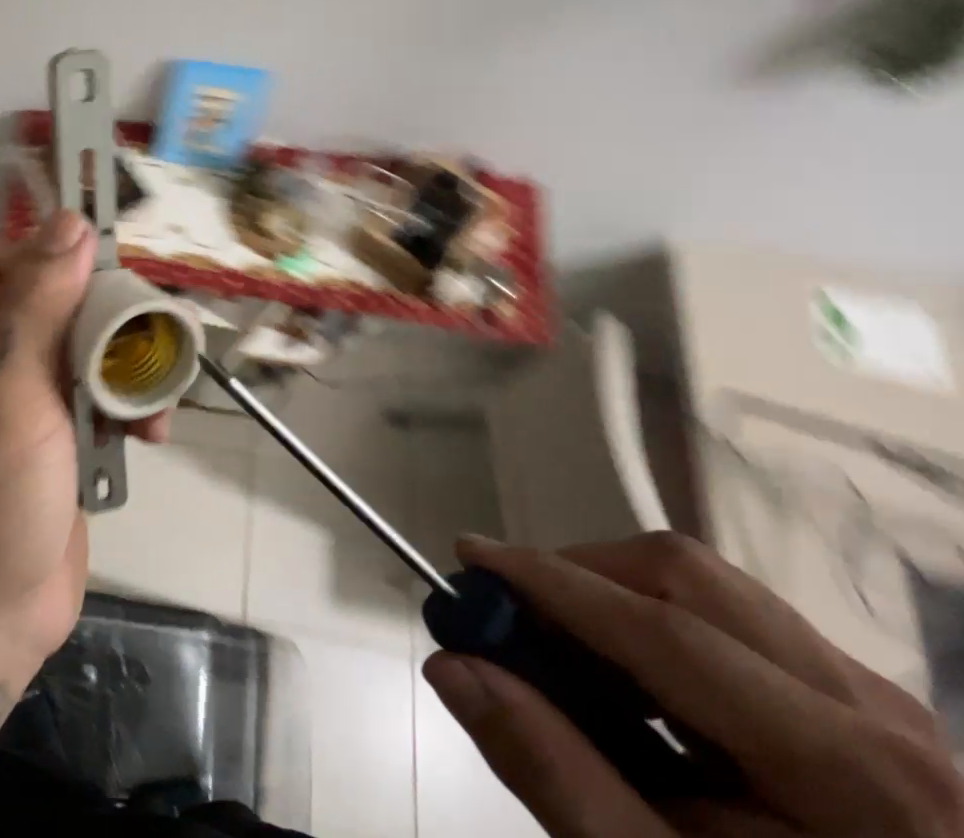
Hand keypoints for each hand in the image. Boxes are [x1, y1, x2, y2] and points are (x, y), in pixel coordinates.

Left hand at [0, 211, 169, 676]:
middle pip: (56, 310)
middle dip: (107, 322)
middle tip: (148, 337)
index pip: (3, 267)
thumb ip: (40, 304)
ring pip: (86, 358)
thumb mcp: (11, 391)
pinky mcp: (59, 449)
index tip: (110, 265)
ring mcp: (25, 412)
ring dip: (126, 372)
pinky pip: (98, 407)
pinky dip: (127, 415)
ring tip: (154, 402)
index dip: (54, 256)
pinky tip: (152, 437)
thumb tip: (69, 222)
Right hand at [426, 532, 962, 837]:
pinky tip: (622, 685)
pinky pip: (733, 619)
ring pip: (711, 587)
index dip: (552, 582)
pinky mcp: (859, 701)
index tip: (467, 556)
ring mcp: (874, 698)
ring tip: (554, 652)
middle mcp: (872, 708)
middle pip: (692, 579)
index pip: (666, 630)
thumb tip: (454, 668)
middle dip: (578, 576)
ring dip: (610, 597)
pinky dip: (652, 625)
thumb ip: (553, 772)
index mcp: (843, 768)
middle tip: (505, 612)